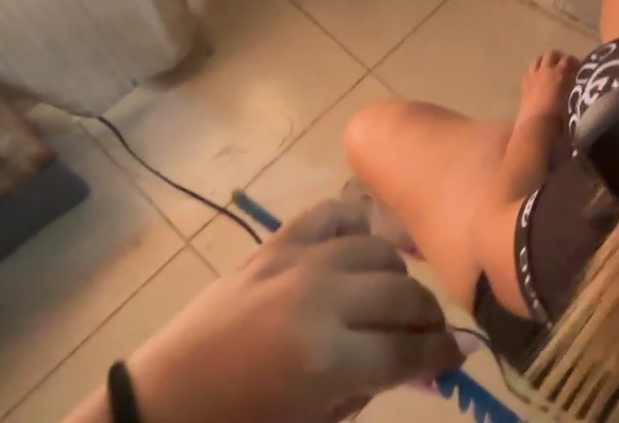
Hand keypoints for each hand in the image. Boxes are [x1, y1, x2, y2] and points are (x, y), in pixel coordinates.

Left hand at [99, 201, 462, 422]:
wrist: (157, 409)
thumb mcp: (312, 422)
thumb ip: (372, 387)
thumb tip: (428, 364)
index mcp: (326, 359)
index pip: (408, 350)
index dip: (442, 354)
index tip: (461, 354)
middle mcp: (320, 300)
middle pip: (403, 295)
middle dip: (427, 319)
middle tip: (430, 336)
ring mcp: (296, 264)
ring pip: (378, 252)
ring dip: (397, 278)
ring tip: (392, 301)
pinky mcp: (273, 245)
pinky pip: (331, 215)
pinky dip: (354, 227)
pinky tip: (360, 250)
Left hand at [519, 51, 575, 122]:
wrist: (536, 126)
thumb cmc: (559, 117)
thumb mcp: (571, 101)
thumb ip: (572, 89)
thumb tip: (574, 86)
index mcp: (560, 73)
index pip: (568, 60)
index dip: (574, 61)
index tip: (578, 68)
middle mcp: (545, 71)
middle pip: (551, 55)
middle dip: (558, 57)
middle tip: (564, 65)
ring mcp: (532, 77)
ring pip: (537, 60)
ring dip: (544, 62)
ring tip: (550, 70)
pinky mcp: (524, 86)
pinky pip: (529, 73)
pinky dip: (535, 73)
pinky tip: (538, 81)